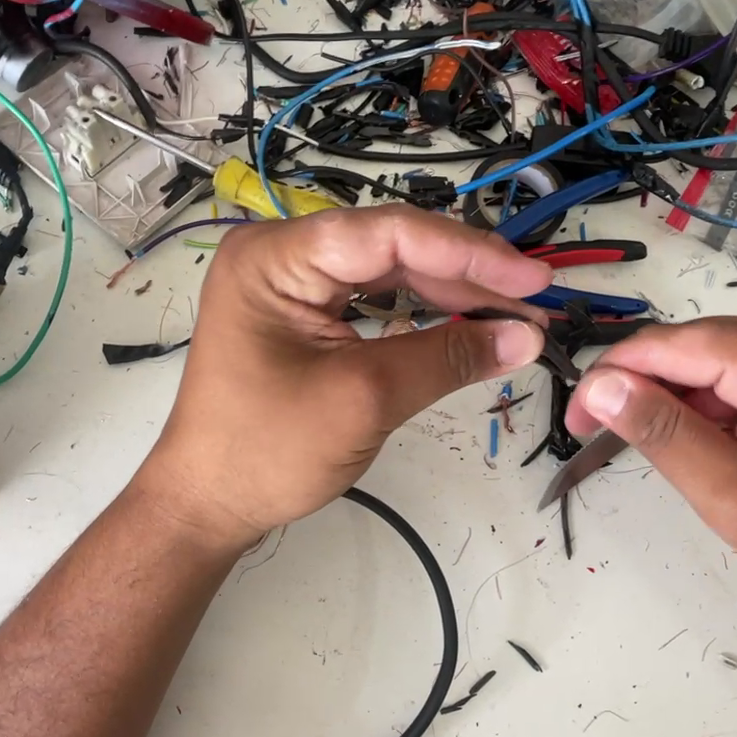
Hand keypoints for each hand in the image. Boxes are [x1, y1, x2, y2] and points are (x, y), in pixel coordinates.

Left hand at [136, 205, 551, 548]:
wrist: (207, 503)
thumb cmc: (267, 451)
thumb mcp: (364, 399)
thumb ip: (446, 358)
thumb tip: (526, 337)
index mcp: (274, 257)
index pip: (387, 233)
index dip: (467, 253)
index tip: (530, 280)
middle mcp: (279, 255)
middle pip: (388, 247)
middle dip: (462, 274)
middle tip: (529, 301)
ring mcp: (287, 285)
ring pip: (384, 273)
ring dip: (446, 293)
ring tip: (508, 314)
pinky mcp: (300, 316)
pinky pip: (368, 300)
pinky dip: (417, 314)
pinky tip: (460, 322)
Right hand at [563, 313, 736, 620]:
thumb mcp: (734, 493)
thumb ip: (663, 434)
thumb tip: (599, 386)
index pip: (668, 345)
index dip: (610, 378)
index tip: (574, 424)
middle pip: (691, 350)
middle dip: (644, 394)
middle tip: (611, 446)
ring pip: (714, 365)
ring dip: (680, 407)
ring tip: (677, 461)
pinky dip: (715, 412)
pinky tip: (716, 451)